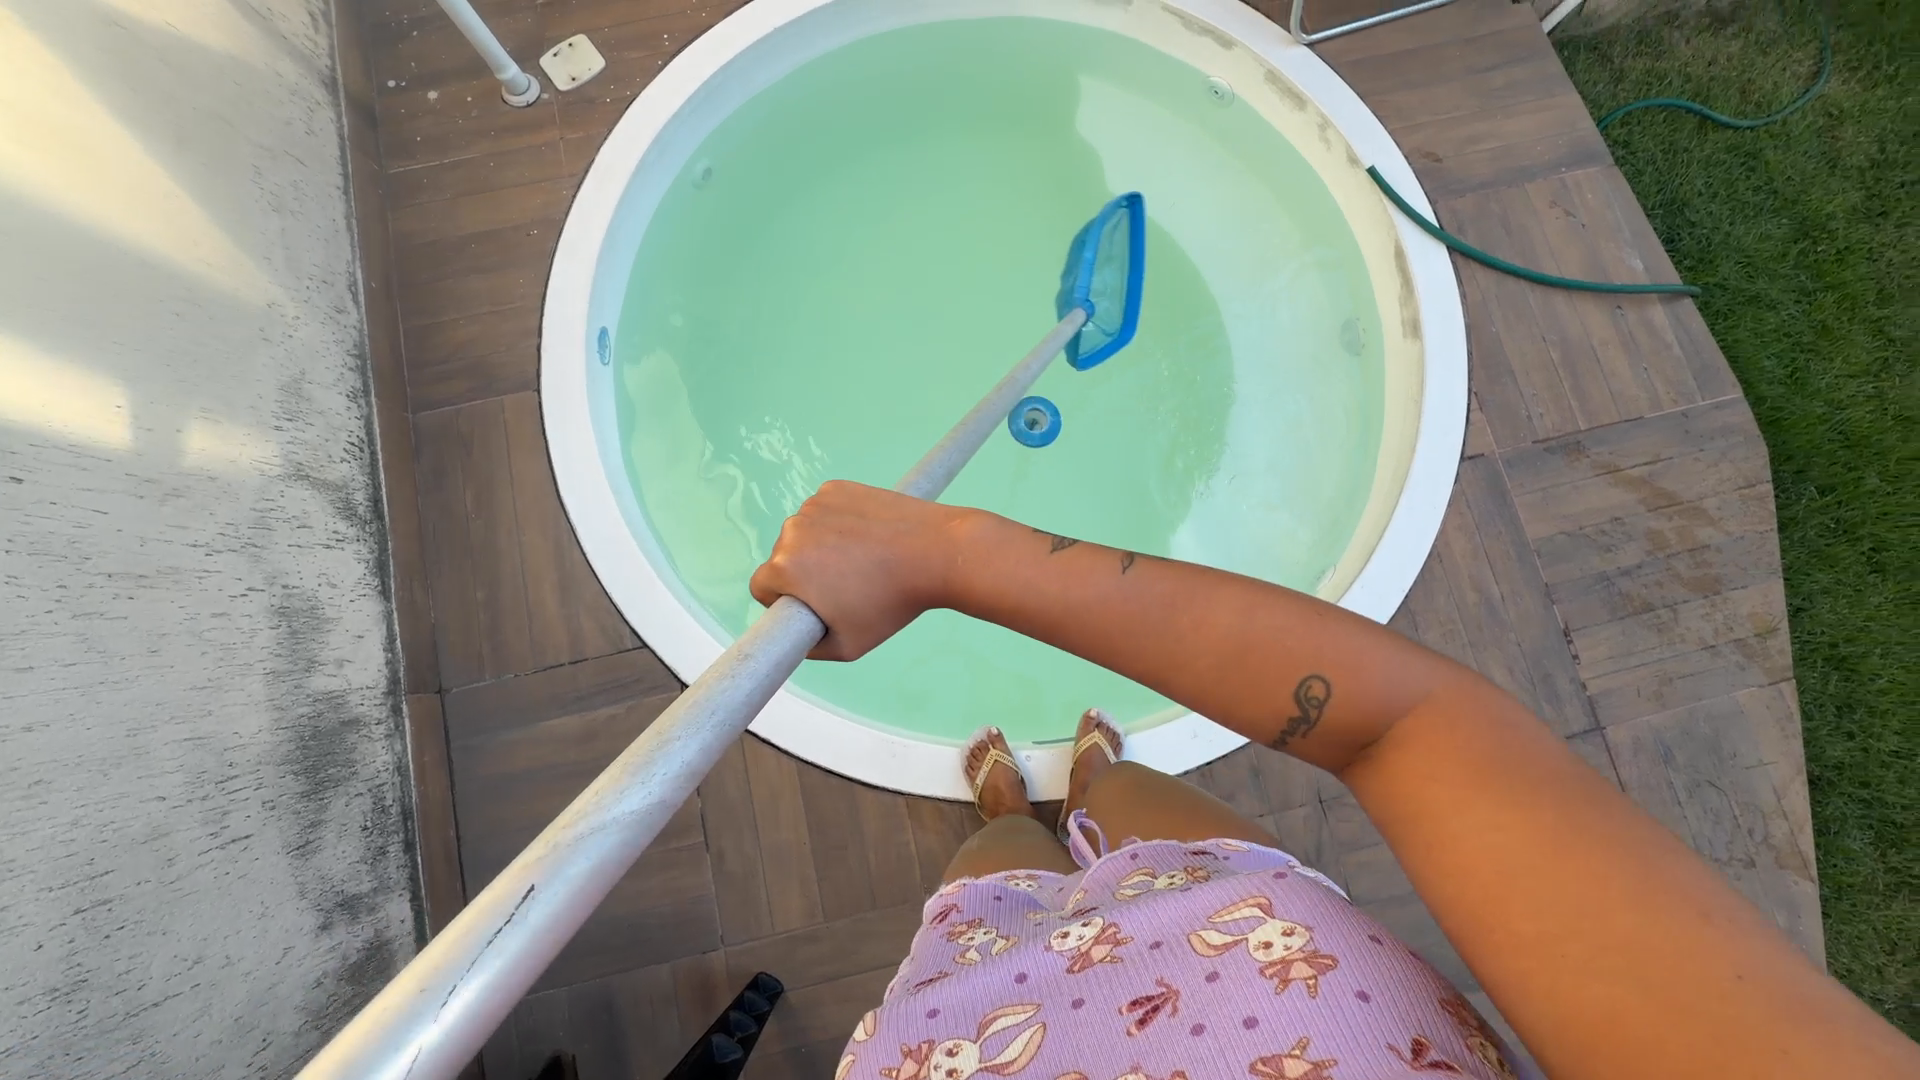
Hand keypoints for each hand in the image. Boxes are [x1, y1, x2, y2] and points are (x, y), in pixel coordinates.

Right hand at [749, 480, 980, 660]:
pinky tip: (869, 536)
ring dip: (823, 545)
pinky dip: (840, 521)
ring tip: (866, 561)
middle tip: (849, 586)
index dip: (783, 602)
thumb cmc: (892, 603)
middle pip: (783, 558)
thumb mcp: (847, 646)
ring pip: (806, 533)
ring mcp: (815, 503)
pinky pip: (826, 511)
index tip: (814, 606)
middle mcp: (792, 529)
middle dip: (806, 573)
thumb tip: (796, 637)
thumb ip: (810, 648)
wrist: (937, 553)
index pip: (762, 588)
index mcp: (784, 567)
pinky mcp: (837, 487)